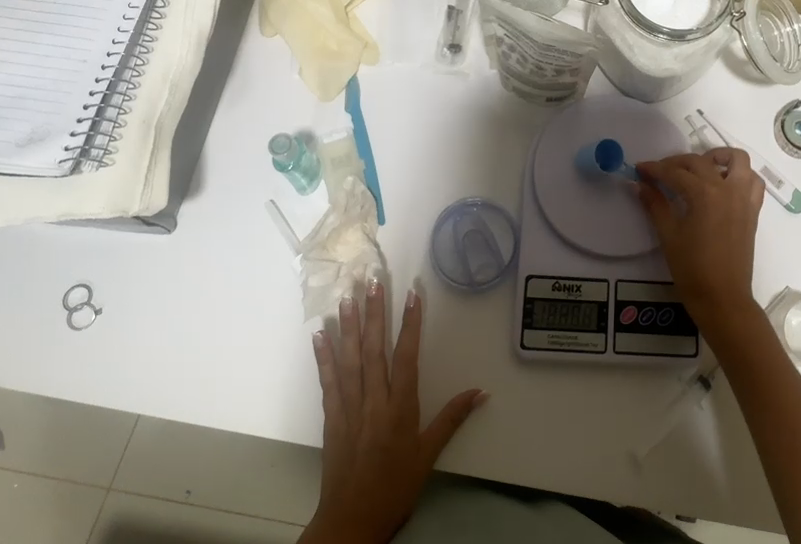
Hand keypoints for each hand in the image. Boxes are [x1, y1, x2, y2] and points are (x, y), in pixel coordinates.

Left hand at [301, 281, 486, 543]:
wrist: (352, 520)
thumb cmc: (396, 487)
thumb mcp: (428, 455)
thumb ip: (452, 419)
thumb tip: (480, 392)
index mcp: (400, 408)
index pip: (406, 356)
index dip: (410, 323)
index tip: (412, 293)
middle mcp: (373, 401)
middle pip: (373, 349)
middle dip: (374, 313)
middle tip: (372, 280)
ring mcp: (349, 408)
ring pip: (349, 359)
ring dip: (347, 326)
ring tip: (346, 296)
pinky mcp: (331, 417)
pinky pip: (327, 381)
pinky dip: (324, 356)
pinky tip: (320, 334)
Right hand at [635, 149, 764, 337]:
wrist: (723, 298)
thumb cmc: (692, 269)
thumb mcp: (669, 235)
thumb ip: (655, 204)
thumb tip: (639, 185)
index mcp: (705, 194)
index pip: (675, 173)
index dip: (654, 169)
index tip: (640, 169)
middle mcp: (727, 189)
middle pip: (700, 161)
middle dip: (677, 163)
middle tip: (659, 173)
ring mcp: (744, 198)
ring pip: (736, 160)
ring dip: (717, 157)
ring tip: (699, 169)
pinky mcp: (753, 210)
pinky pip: (753, 181)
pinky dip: (739, 175)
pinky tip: (723, 184)